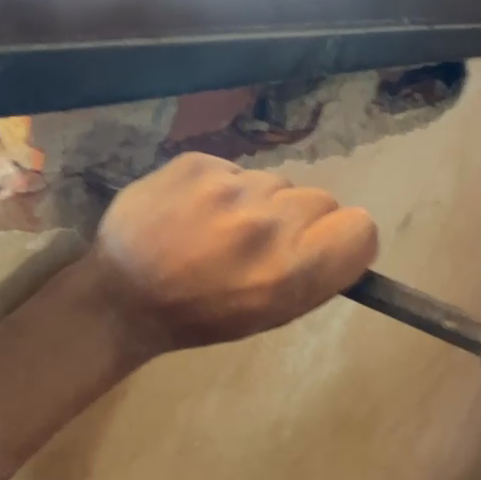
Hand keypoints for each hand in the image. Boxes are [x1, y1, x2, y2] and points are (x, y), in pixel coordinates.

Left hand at [91, 152, 378, 352]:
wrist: (120, 296)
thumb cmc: (199, 316)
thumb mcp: (268, 314)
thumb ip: (313, 274)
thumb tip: (340, 236)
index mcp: (291, 271)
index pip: (360, 228)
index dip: (342, 239)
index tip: (321, 248)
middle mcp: (267, 223)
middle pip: (321, 200)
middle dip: (298, 221)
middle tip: (258, 244)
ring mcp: (230, 187)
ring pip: (276, 182)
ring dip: (259, 202)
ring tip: (217, 230)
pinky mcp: (198, 162)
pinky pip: (236, 169)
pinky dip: (223, 188)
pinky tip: (193, 213)